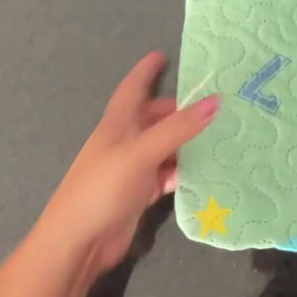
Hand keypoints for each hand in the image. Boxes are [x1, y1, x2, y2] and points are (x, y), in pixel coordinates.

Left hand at [36, 53, 218, 273]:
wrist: (78, 242)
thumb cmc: (103, 188)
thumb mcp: (141, 152)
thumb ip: (178, 128)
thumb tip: (216, 100)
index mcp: (117, 125)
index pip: (132, 89)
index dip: (145, 71)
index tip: (161, 55)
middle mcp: (123, 143)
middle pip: (153, 119)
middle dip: (179, 111)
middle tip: (212, 107)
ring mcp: (130, 170)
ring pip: (163, 148)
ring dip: (185, 144)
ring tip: (218, 139)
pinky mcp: (137, 195)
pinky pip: (164, 176)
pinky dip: (181, 173)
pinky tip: (201, 175)